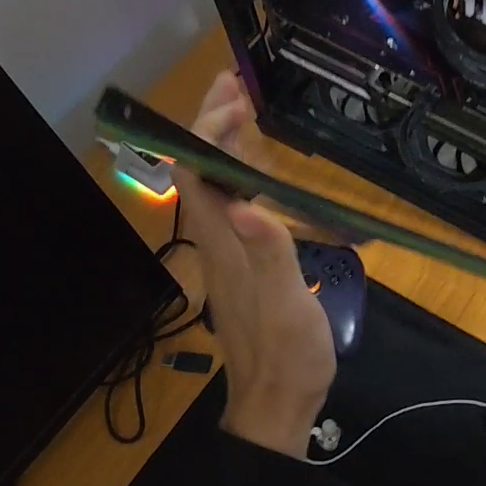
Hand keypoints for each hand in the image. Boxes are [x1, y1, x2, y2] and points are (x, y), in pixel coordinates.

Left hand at [176, 72, 336, 457]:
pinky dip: (244, 174)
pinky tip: (267, 173)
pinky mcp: (244, 264)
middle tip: (237, 85)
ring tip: (248, 113)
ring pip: (216, 187)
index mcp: (224, 243)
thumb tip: (247, 205)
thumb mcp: (288, 304)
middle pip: (200, 171)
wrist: (277, 400)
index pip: (197, 173)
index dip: (207, 130)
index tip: (237, 100)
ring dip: (225, 145)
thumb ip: (271, 253)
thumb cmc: (288, 354)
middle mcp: (219, 241)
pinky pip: (235, 205)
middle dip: (211, 124)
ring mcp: (229, 253)